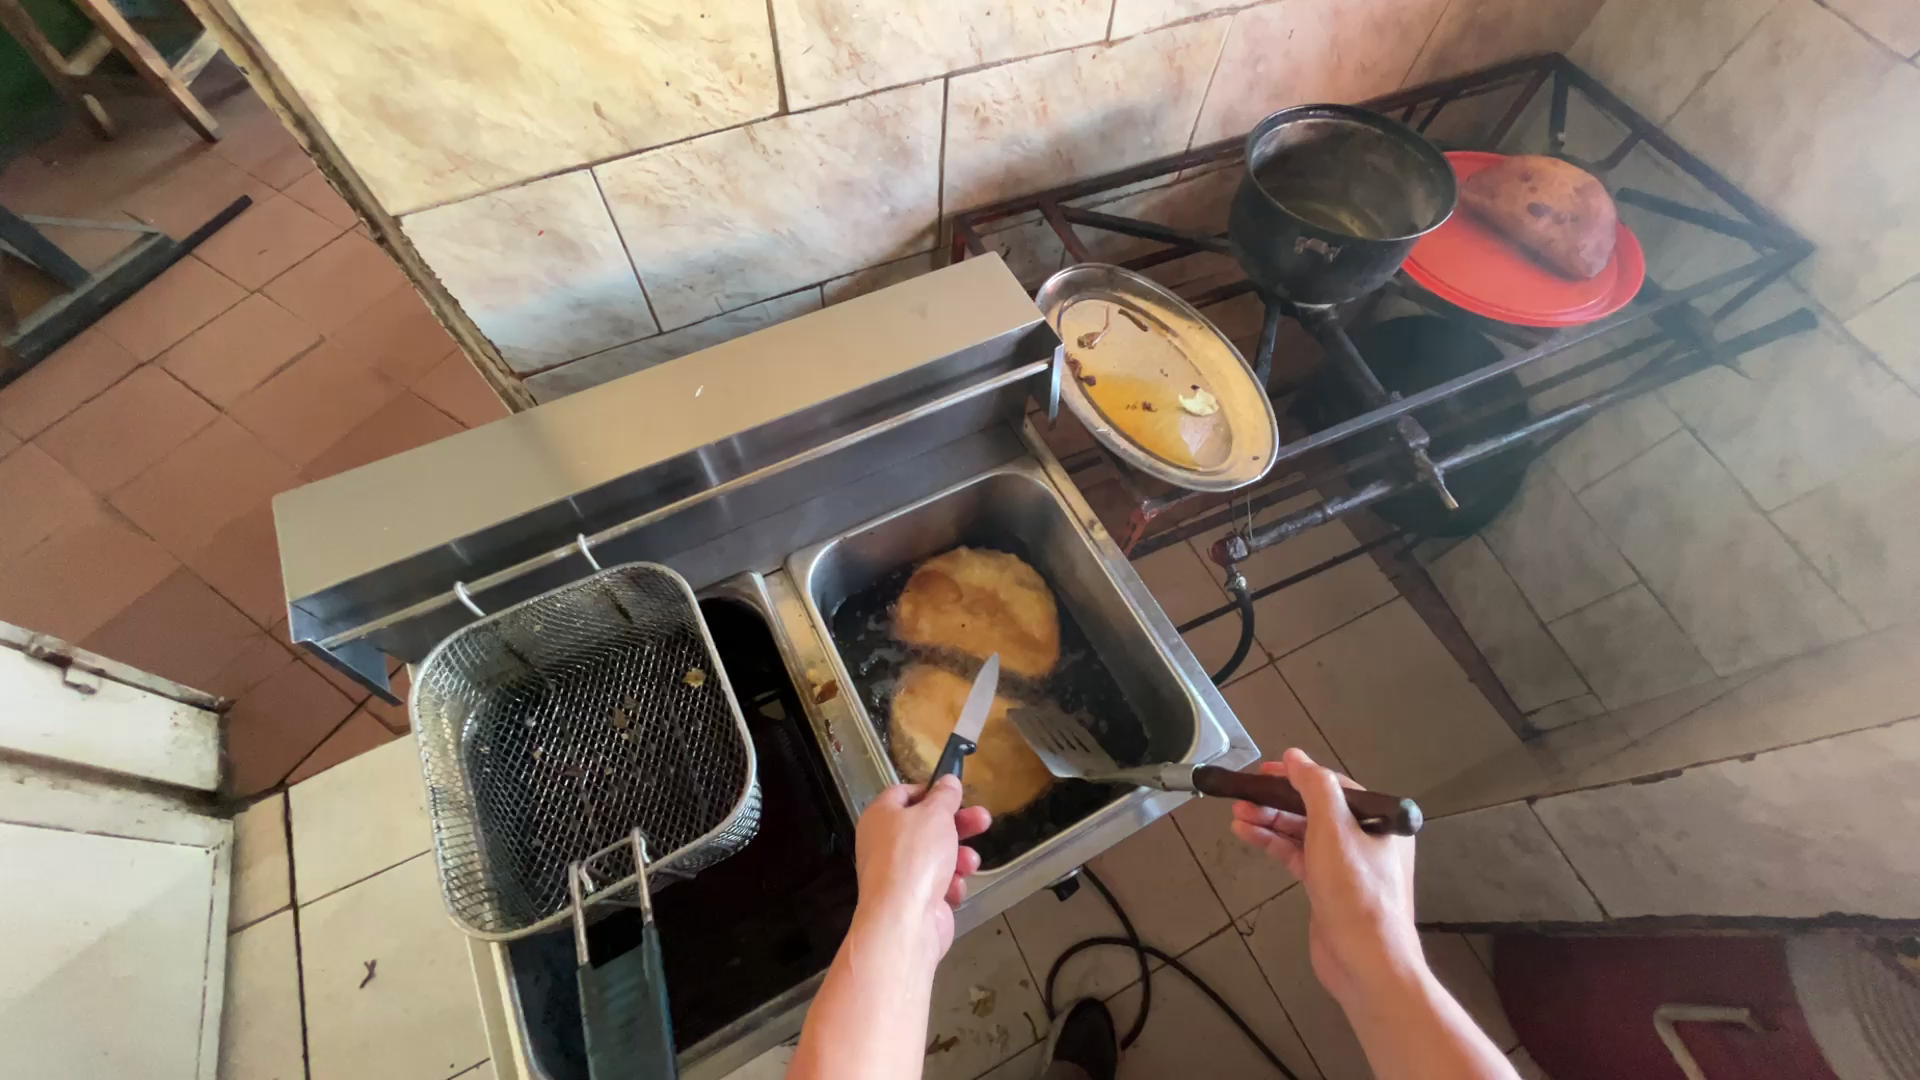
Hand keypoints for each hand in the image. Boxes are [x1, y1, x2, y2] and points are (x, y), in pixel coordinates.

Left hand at [853, 776, 992, 958]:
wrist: (903, 920)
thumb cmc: (916, 855)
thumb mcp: (935, 814)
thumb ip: (945, 795)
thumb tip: (947, 781)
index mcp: (880, 816)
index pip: (903, 793)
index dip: (930, 791)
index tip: (954, 793)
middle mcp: (884, 843)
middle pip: (926, 826)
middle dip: (958, 825)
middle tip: (983, 821)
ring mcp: (898, 874)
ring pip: (936, 856)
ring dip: (958, 857)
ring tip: (971, 862)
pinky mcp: (912, 901)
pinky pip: (936, 884)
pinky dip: (949, 884)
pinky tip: (955, 888)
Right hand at [1228, 748, 1422, 1007]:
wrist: (1365, 963)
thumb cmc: (1355, 890)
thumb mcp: (1334, 828)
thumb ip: (1314, 786)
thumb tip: (1295, 756)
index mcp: (1380, 821)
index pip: (1334, 786)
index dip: (1298, 776)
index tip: (1265, 771)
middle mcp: (1367, 839)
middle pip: (1314, 808)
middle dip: (1277, 800)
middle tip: (1245, 794)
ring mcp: (1346, 865)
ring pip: (1302, 831)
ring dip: (1270, 820)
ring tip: (1238, 813)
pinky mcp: (1327, 886)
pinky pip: (1297, 853)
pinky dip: (1273, 842)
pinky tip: (1246, 833)